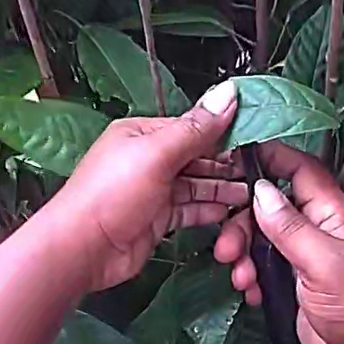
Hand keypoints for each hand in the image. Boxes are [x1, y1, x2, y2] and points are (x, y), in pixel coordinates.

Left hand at [45, 81, 246, 290]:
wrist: (83, 249)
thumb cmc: (110, 195)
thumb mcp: (157, 154)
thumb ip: (196, 128)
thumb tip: (228, 93)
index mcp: (144, 134)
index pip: (193, 129)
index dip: (225, 134)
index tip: (256, 141)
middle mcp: (149, 160)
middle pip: (198, 158)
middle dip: (228, 165)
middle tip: (260, 172)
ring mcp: (154, 191)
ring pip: (197, 186)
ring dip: (223, 189)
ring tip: (251, 194)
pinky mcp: (157, 219)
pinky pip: (190, 210)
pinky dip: (209, 210)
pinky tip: (229, 212)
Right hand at [213, 142, 343, 343]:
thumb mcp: (324, 262)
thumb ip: (290, 227)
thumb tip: (260, 190)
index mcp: (332, 214)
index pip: (301, 171)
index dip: (272, 159)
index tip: (236, 158)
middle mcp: (316, 228)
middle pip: (271, 207)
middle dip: (244, 224)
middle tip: (227, 249)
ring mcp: (304, 255)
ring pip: (262, 238)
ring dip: (244, 253)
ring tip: (241, 278)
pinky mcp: (293, 281)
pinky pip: (263, 267)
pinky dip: (251, 276)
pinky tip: (251, 292)